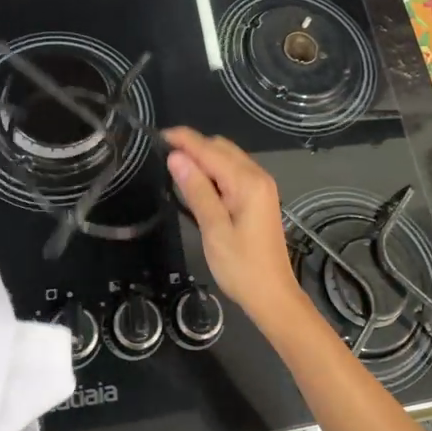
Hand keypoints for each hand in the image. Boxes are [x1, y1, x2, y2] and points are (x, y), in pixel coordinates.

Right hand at [164, 127, 305, 321]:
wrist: (273, 295)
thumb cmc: (242, 267)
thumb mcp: (214, 229)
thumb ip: (196, 190)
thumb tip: (176, 157)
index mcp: (248, 182)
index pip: (211, 150)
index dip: (185, 140)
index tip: (158, 135)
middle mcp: (258, 176)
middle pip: (222, 148)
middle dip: (194, 147)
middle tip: (164, 157)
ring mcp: (261, 186)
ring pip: (228, 158)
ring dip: (204, 158)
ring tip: (176, 169)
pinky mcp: (259, 197)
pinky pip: (234, 172)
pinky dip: (215, 171)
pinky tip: (199, 184)